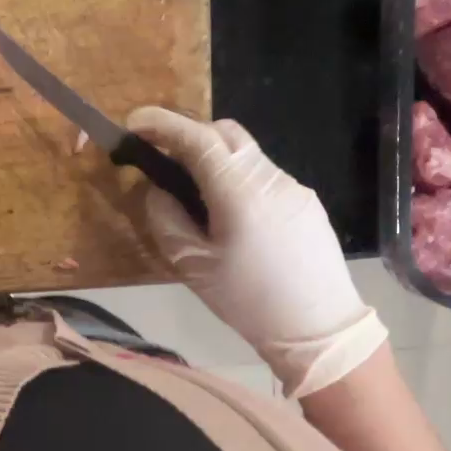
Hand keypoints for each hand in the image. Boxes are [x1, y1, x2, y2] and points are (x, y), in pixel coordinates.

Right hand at [127, 107, 388, 397]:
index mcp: (238, 192)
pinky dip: (233, 179)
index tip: (133, 124)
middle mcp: (269, 178)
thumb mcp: (191, 265)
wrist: (317, 327)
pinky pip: (260, 175)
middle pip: (225, 134)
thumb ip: (166, 219)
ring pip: (244, 154)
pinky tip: (224, 216)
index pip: (198, 139)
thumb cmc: (246, 300)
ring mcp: (292, 187)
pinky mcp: (304, 202)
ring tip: (189, 196)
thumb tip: (157, 190)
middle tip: (158, 158)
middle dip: (187, 135)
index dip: (162, 124)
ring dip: (211, 160)